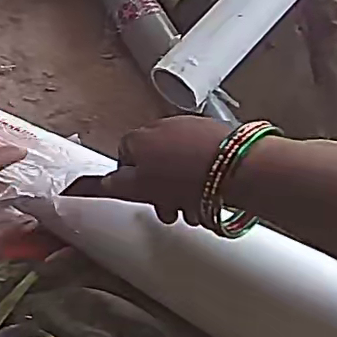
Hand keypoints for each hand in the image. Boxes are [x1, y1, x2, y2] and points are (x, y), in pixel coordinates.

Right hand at [63, 116, 234, 223]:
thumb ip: (116, 185)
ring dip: (181, 186)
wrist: (235, 167)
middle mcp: (161, 126)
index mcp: (138, 138)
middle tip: (170, 211)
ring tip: (194, 209)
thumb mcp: (140, 188)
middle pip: (153, 160)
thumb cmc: (184, 178)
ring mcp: (190, 127)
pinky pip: (201, 157)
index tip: (143, 198)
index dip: (132, 181)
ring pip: (178, 161)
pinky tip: (211, 194)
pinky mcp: (216, 133)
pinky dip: (202, 175)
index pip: (124, 157)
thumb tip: (101, 182)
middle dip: (159, 188)